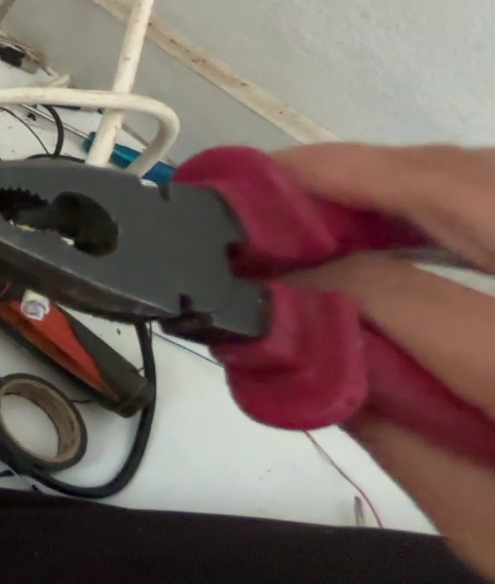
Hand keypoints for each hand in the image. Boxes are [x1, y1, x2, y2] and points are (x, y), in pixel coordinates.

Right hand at [272, 144, 494, 578]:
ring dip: (401, 176)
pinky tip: (414, 215)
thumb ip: (378, 421)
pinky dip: (460, 188)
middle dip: (339, 174)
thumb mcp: (492, 532)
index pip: (397, 293)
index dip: (299, 281)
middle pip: (469, 191)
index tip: (237, 287)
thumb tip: (278, 330)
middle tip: (251, 187)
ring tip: (323, 202)